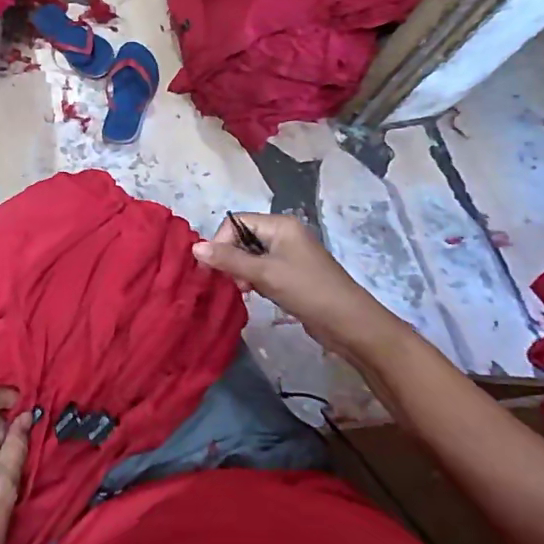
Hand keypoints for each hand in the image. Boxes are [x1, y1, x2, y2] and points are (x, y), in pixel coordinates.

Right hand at [193, 213, 405, 360]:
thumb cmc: (306, 290)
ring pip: (251, 255)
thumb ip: (229, 260)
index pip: (236, 221)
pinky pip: (263, 270)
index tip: (215, 267)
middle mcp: (284, 234)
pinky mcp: (291, 274)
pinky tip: (251, 294)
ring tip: (242, 290)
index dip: (221, 241)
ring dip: (241, 271)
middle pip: (243, 237)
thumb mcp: (264, 273)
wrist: (348, 322)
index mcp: (280, 224)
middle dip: (230, 257)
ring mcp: (289, 254)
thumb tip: (195, 247)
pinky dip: (253, 279)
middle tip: (230, 282)